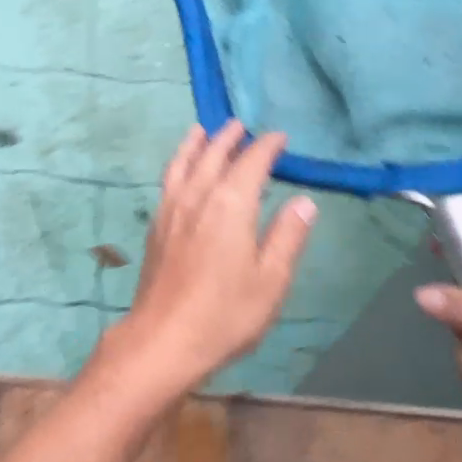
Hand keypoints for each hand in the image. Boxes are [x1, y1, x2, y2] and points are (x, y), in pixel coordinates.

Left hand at [100, 121, 317, 392]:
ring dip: (196, 144)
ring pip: (183, 163)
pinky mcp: (156, 224)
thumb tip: (305, 201)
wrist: (165, 336)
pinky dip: (177, 162)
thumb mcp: (271, 280)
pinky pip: (168, 179)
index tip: (279, 137)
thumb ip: (287, 236)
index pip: (251, 164)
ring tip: (203, 130)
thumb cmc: (227, 313)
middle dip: (228, 138)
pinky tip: (180, 169)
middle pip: (213, 156)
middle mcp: (197, 196)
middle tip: (240, 125)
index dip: (265, 148)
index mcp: (230, 205)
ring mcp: (171, 208)